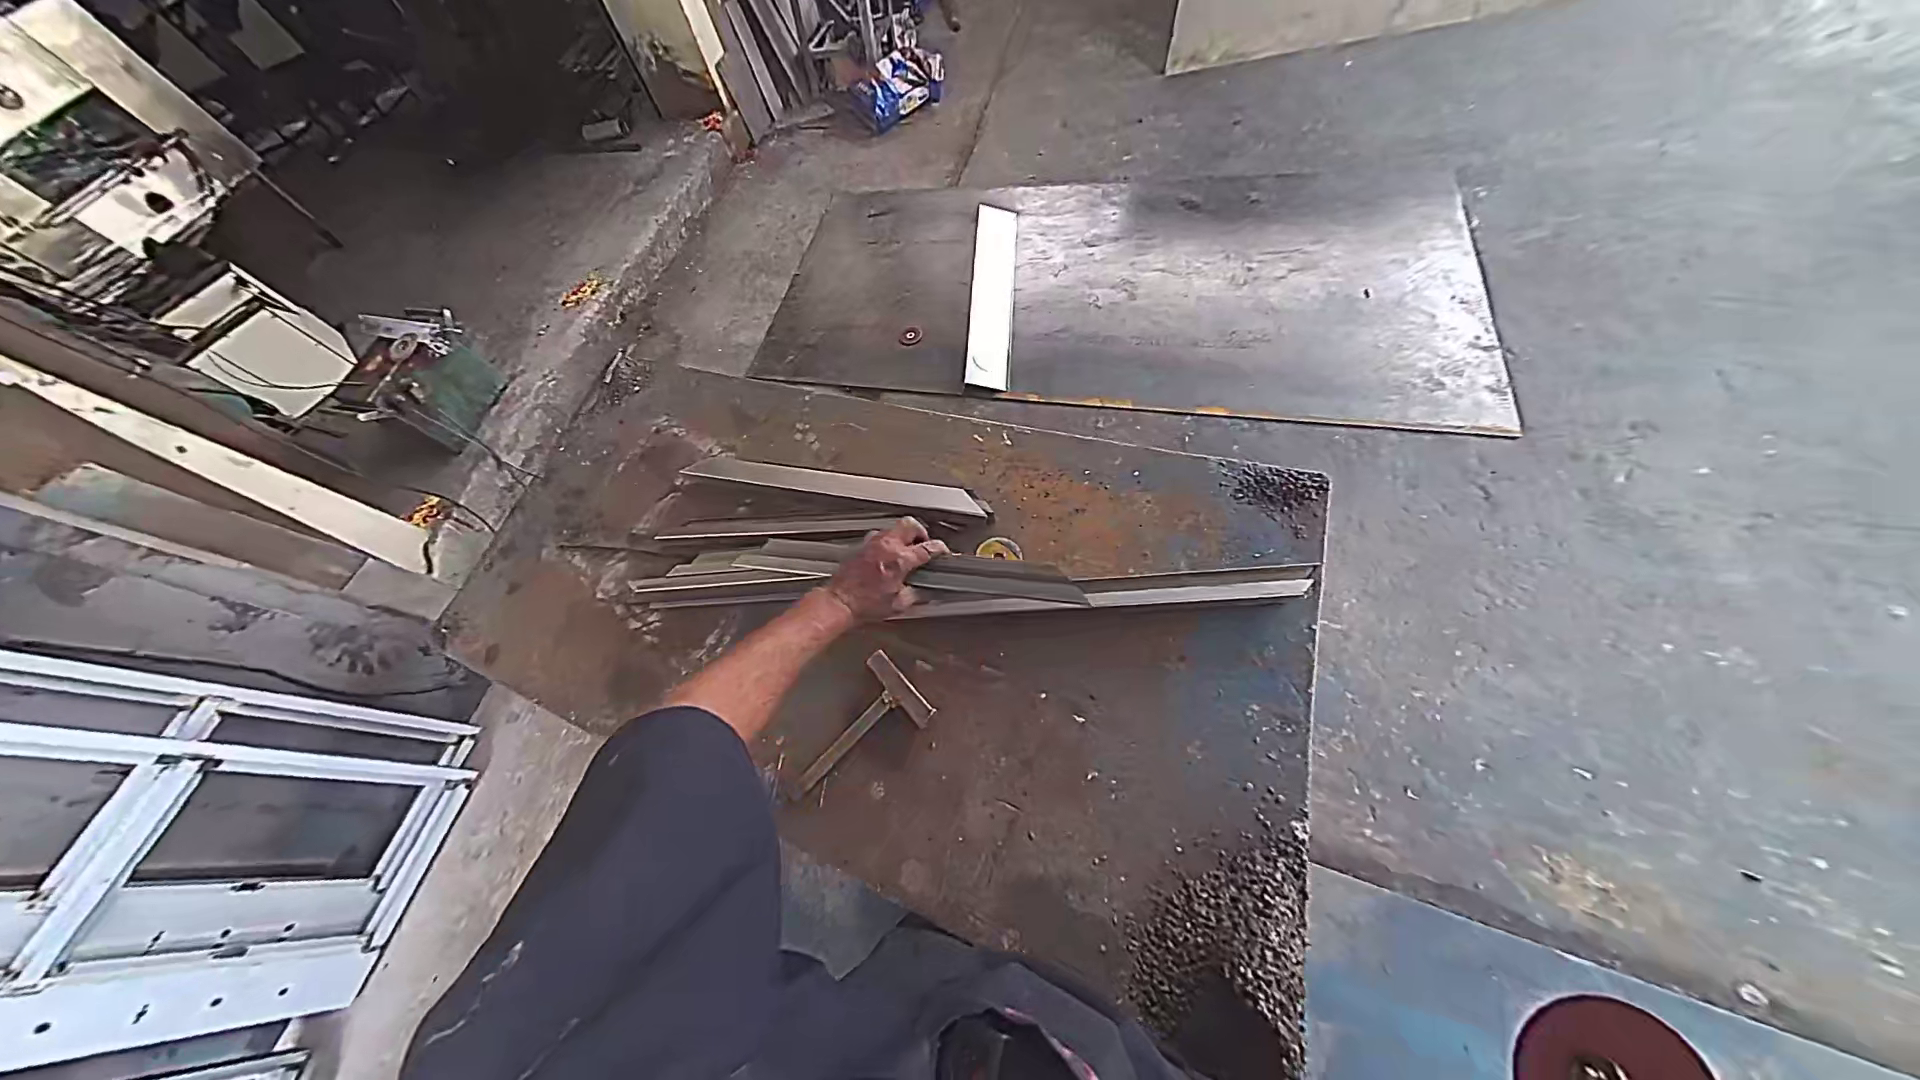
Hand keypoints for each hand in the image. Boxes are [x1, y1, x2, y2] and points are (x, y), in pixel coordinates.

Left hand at [820, 517, 948, 620]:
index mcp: (900, 560)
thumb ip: (915, 593)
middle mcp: (887, 546)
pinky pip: (880, 535)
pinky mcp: (862, 546)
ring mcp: (873, 544)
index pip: (928, 547)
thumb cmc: (864, 604)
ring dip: (903, 536)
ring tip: (907, 548)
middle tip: (924, 543)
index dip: (939, 549)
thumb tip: (922, 590)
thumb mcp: (899, 604)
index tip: (942, 552)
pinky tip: (888, 553)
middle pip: (911, 525)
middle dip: (921, 533)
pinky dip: (888, 541)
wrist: (840, 602)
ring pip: (894, 527)